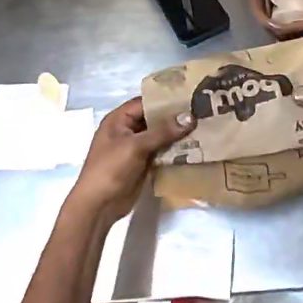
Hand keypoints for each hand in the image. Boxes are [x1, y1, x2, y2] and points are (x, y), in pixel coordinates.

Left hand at [67, 98, 192, 227]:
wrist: (99, 205)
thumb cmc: (111, 168)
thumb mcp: (135, 146)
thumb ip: (162, 131)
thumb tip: (190, 117)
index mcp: (119, 119)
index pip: (145, 102)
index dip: (165, 99)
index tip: (189, 96)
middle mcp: (127, 130)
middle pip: (154, 119)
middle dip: (175, 118)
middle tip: (202, 112)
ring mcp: (136, 148)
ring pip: (160, 136)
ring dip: (177, 135)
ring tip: (203, 128)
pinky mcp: (144, 163)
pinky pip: (162, 152)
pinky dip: (175, 150)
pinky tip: (195, 148)